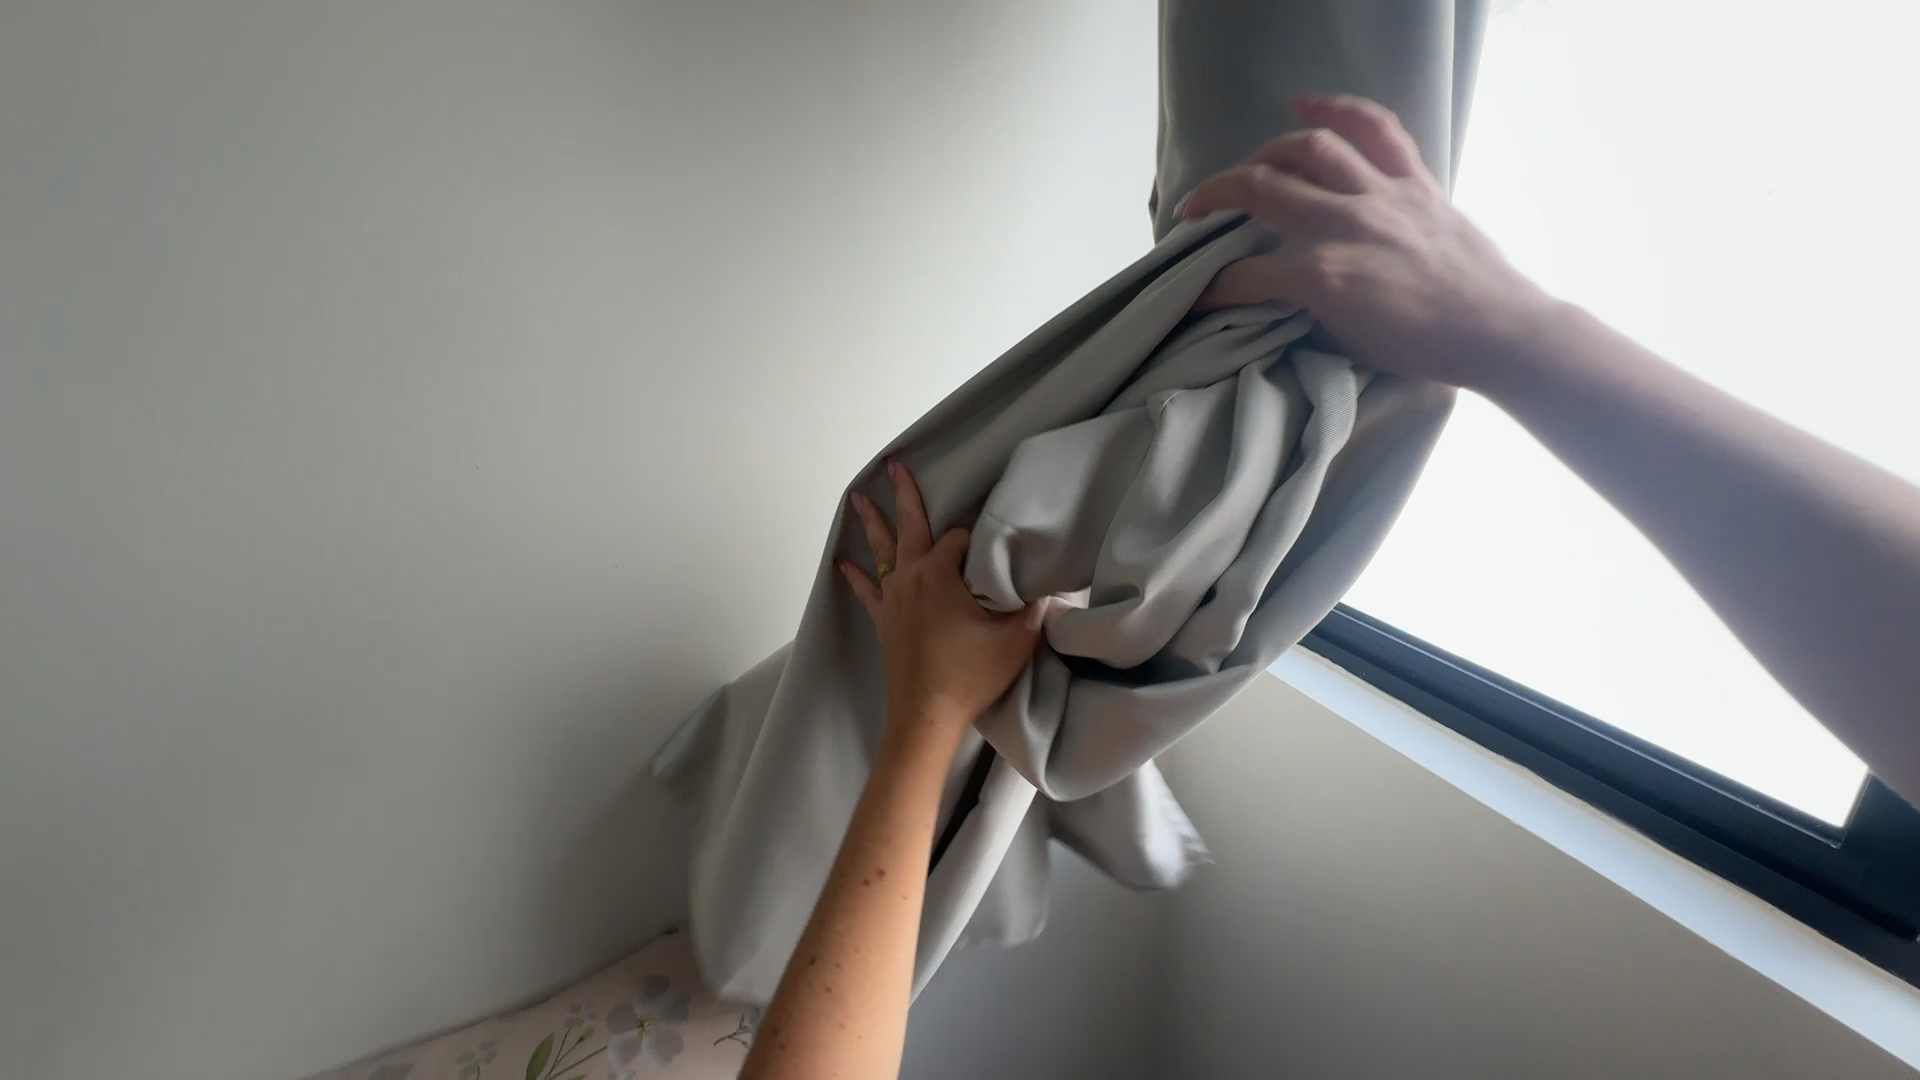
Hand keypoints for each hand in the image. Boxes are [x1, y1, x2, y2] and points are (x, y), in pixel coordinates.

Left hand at [838, 462, 1043, 741]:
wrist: (926, 716)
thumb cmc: (970, 675)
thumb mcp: (1016, 638)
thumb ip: (1034, 608)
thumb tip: (1049, 589)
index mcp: (940, 574)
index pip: (961, 540)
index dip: (979, 541)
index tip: (994, 551)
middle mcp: (911, 578)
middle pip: (909, 527)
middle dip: (903, 494)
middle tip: (892, 465)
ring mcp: (893, 599)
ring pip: (882, 551)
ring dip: (873, 523)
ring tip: (858, 498)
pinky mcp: (884, 621)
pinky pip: (868, 591)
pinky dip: (857, 576)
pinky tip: (844, 564)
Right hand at [1178, 93, 1558, 391]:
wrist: (1493, 330)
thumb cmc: (1414, 349)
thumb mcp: (1337, 340)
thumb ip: (1295, 309)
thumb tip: (1261, 294)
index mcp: (1320, 276)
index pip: (1242, 277)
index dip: (1208, 292)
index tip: (1194, 299)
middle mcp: (1344, 224)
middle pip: (1260, 191)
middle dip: (1212, 199)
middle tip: (1191, 212)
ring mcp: (1382, 195)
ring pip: (1309, 148)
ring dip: (1263, 153)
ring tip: (1245, 169)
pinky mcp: (1415, 180)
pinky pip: (1376, 129)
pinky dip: (1338, 107)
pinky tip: (1303, 101)